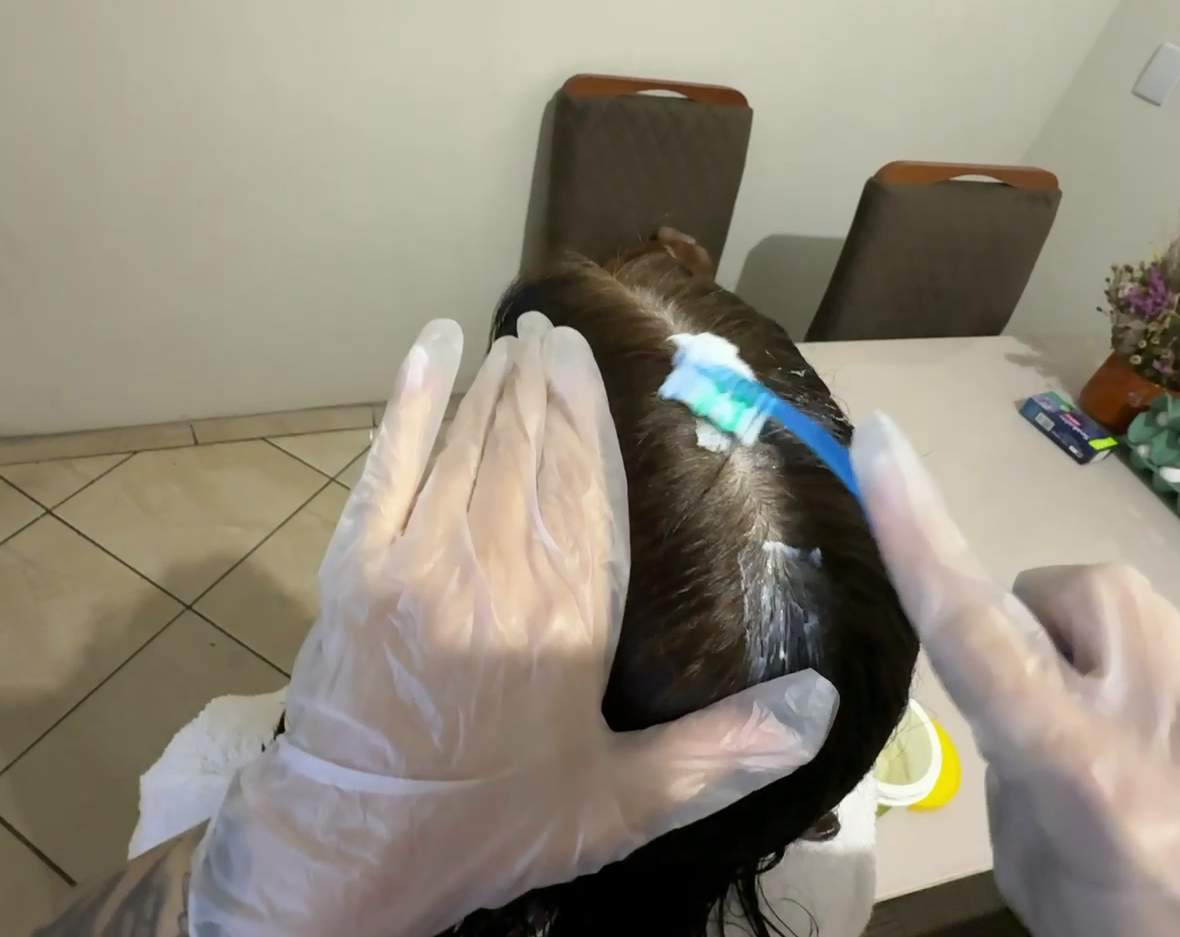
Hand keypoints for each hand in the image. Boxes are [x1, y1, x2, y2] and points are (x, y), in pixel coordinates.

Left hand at [188, 316, 839, 936]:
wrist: (354, 848)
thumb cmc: (493, 824)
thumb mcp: (621, 804)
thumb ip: (724, 750)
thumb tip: (825, 701)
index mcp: (566, 613)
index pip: (582, 478)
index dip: (582, 406)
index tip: (580, 353)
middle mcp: (496, 566)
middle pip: (525, 445)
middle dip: (538, 379)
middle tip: (546, 329)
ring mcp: (418, 555)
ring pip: (467, 442)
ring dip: (490, 383)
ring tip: (509, 340)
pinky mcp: (356, 562)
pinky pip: (389, 462)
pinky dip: (411, 401)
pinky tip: (432, 349)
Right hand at [850, 413, 1179, 936]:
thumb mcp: (1045, 882)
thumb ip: (1022, 767)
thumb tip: (1037, 687)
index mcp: (1091, 780)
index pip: (974, 622)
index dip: (916, 523)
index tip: (882, 439)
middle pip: (1096, 594)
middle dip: (1066, 628)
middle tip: (1084, 706)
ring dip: (1169, 690)